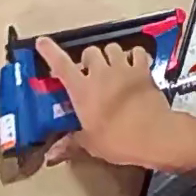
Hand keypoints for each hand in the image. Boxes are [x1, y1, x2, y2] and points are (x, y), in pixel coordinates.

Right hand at [40, 38, 187, 168]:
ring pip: (113, 47)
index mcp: (82, 90)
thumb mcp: (91, 144)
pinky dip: (135, 55)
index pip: (62, 65)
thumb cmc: (117, 140)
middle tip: (91, 72)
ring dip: (110, 55)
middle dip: (89, 59)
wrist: (153, 134)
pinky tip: (135, 65)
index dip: (50, 52)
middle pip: (91, 51)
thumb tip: (51, 154)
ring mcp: (124, 68)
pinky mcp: (143, 69)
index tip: (42, 42)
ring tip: (113, 67)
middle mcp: (101, 73)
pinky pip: (137, 51)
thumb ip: (72, 142)